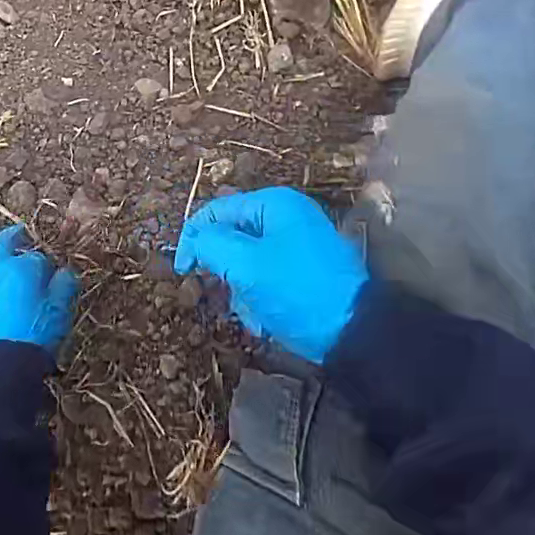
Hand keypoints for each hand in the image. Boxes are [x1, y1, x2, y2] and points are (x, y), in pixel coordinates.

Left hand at [0, 225, 75, 353]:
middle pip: (0, 245)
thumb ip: (63, 286)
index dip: (42, 263)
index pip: (35, 257)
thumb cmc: (34, 336)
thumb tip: (66, 272)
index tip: (48, 270)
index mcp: (22, 269)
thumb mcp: (59, 311)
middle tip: (18, 235)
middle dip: (11, 238)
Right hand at [174, 187, 368, 361]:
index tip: (182, 271)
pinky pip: (266, 278)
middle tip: (230, 295)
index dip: (194, 238)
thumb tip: (195, 239)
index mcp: (274, 204)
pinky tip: (267, 320)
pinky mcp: (302, 270)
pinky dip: (260, 299)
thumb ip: (211, 244)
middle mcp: (286, 217)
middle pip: (233, 238)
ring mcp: (296, 244)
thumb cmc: (296, 290)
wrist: (352, 330)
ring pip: (246, 263)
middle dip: (227, 272)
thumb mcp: (246, 265)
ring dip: (243, 292)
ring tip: (255, 314)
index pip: (218, 210)